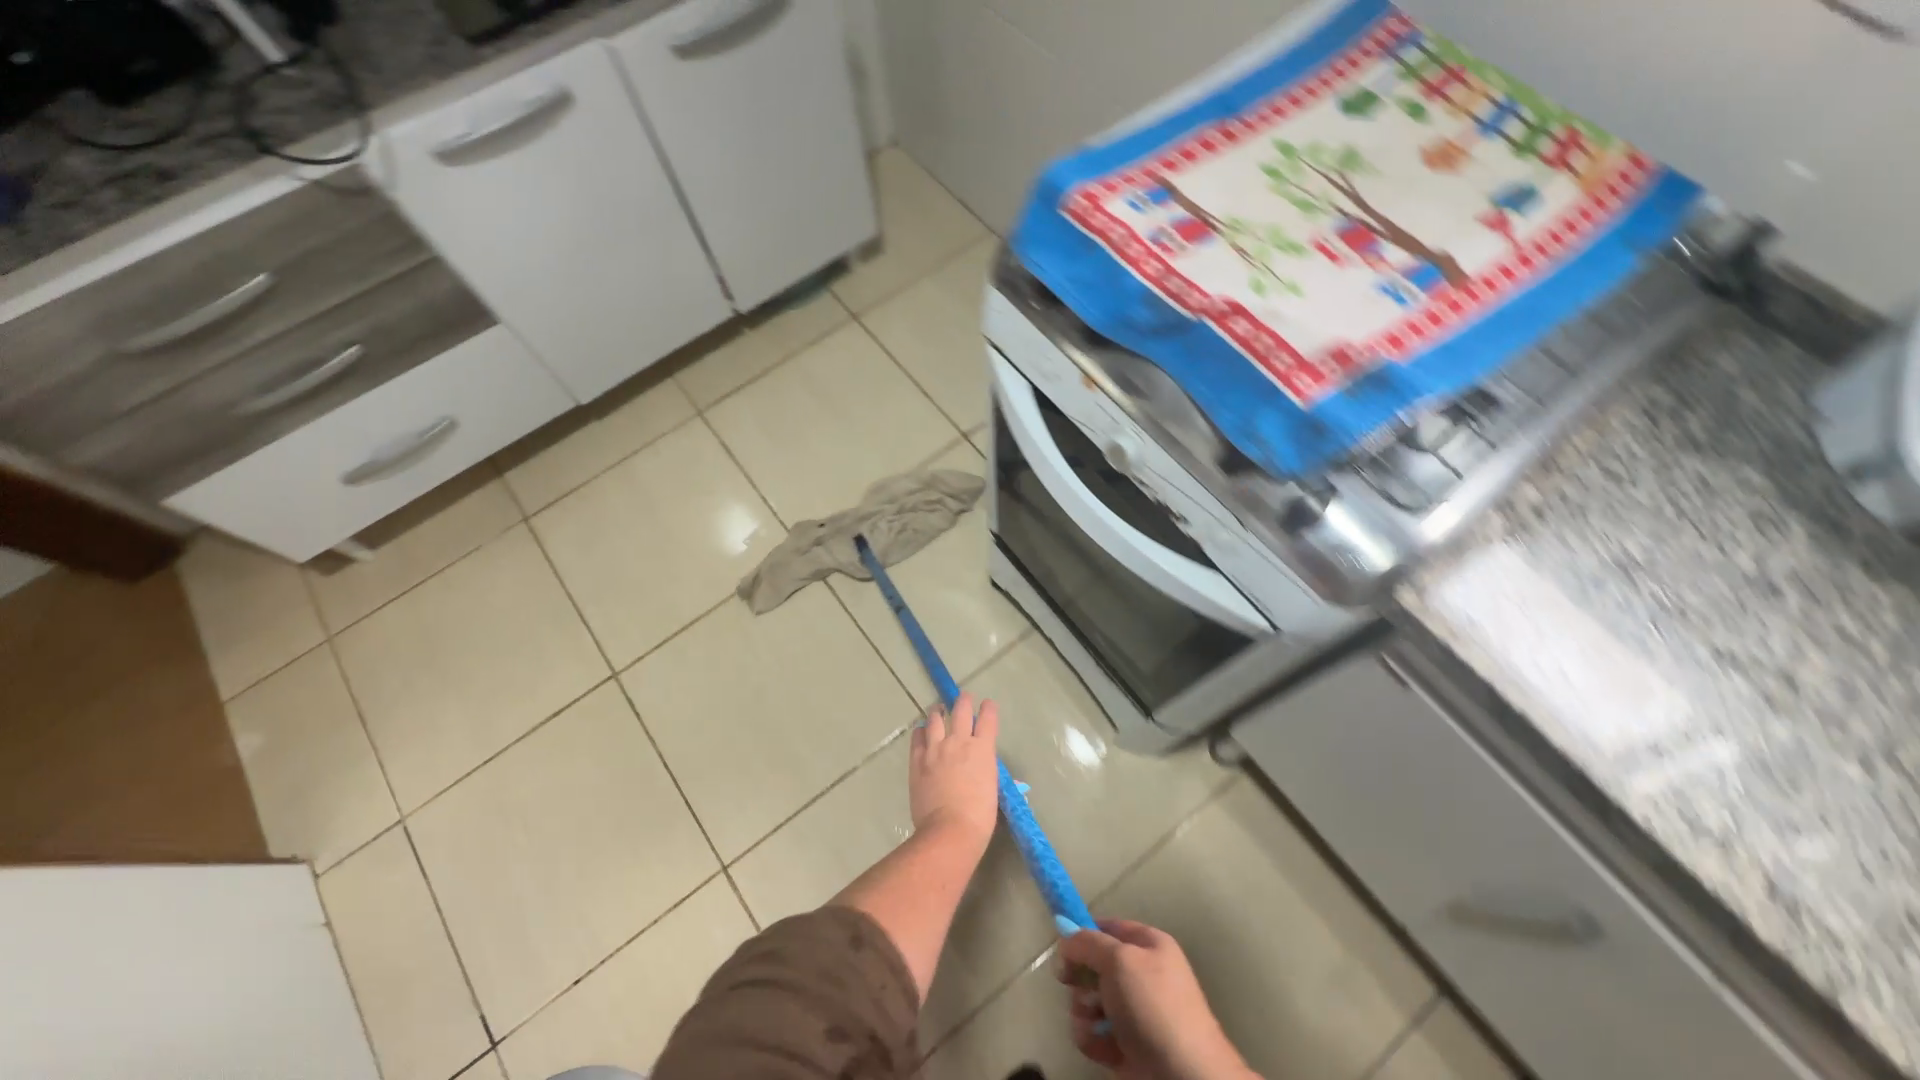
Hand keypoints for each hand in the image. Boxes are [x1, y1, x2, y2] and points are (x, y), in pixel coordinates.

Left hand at [908, 693, 1000, 846]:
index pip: (988, 719)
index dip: (989, 709)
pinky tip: (921, 731)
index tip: (988, 704)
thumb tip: (1009, 781)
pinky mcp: (917, 761)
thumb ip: (995, 778)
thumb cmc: (980, 816)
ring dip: (938, 712)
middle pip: (961, 711)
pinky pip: (917, 738)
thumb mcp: (994, 793)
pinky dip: (920, 731)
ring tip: (938, 709)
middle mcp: (959, 742)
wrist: (950, 828)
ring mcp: (935, 749)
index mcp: (983, 749)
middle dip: (964, 700)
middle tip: (964, 696)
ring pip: (935, 720)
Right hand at [1059, 920, 1254, 1079]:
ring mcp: (1132, 1011)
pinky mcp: (1123, 1043)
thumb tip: (1065, 936)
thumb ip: (1087, 942)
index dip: (1083, 934)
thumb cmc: (1153, 1006)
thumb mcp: (1120, 960)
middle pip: (1093, 965)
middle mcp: (1140, 975)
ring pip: (1088, 1000)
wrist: (1181, 1073)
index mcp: (1148, 946)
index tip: (1062, 948)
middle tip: (1077, 987)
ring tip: (1096, 1023)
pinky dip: (1092, 1038)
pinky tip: (1103, 1047)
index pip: (1108, 928)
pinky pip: (1093, 1032)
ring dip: (1083, 1011)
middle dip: (1080, 979)